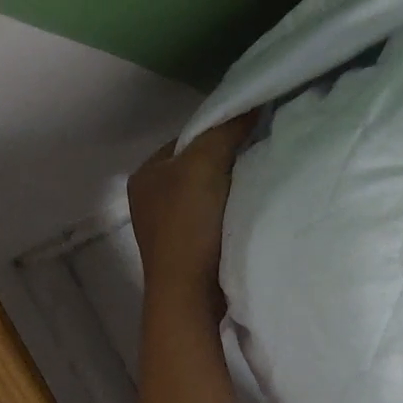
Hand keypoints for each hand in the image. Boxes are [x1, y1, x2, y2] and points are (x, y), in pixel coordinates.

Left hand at [128, 115, 257, 306]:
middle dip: (225, 168)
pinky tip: (245, 225)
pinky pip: (212, 228)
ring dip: (229, 198)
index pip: (188, 141)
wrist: (189, 297)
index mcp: (146, 175)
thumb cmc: (189, 226)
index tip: (249, 140)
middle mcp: (150, 202)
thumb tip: (250, 106)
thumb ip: (225, 132)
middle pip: (197, 172)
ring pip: (206, 201)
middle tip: (257, 165)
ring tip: (255, 195)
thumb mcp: (204, 165)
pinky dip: (229, 224)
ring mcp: (167, 234)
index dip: (219, 136)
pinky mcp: (187, 259)